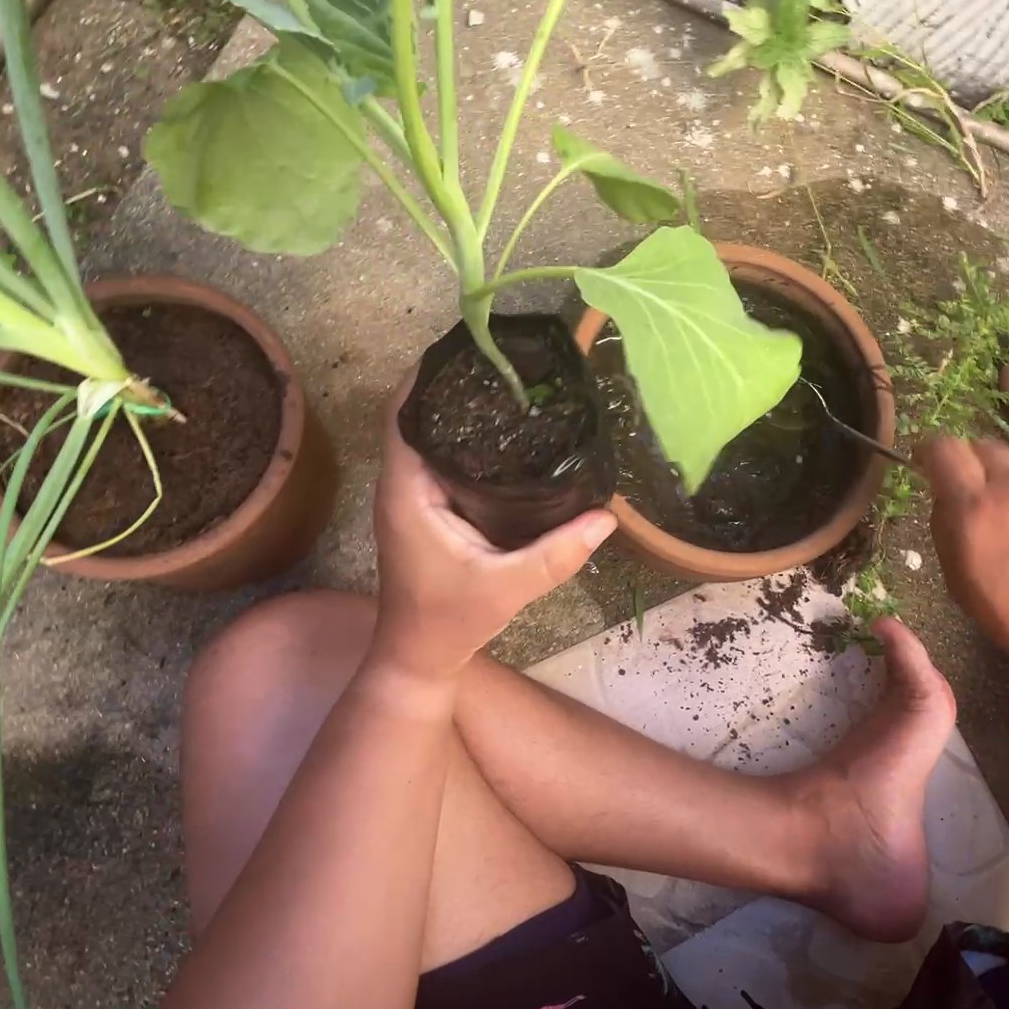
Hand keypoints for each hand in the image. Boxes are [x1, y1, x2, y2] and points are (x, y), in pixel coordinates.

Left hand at [370, 378, 616, 674]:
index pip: (402, 415)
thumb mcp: (508, 587)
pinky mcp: (423, 510)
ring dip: (455, 413)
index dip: (425, 378)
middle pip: (415, 417)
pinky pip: (437, 459)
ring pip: (426, 438)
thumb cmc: (451, 620)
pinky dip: (461, 441)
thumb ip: (557, 554)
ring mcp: (410, 498)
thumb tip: (607, 518)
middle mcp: (401, 486)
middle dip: (450, 387)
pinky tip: (501, 438)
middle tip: (502, 365)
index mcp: (407, 493)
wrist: (419, 656)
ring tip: (505, 390)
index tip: (467, 352)